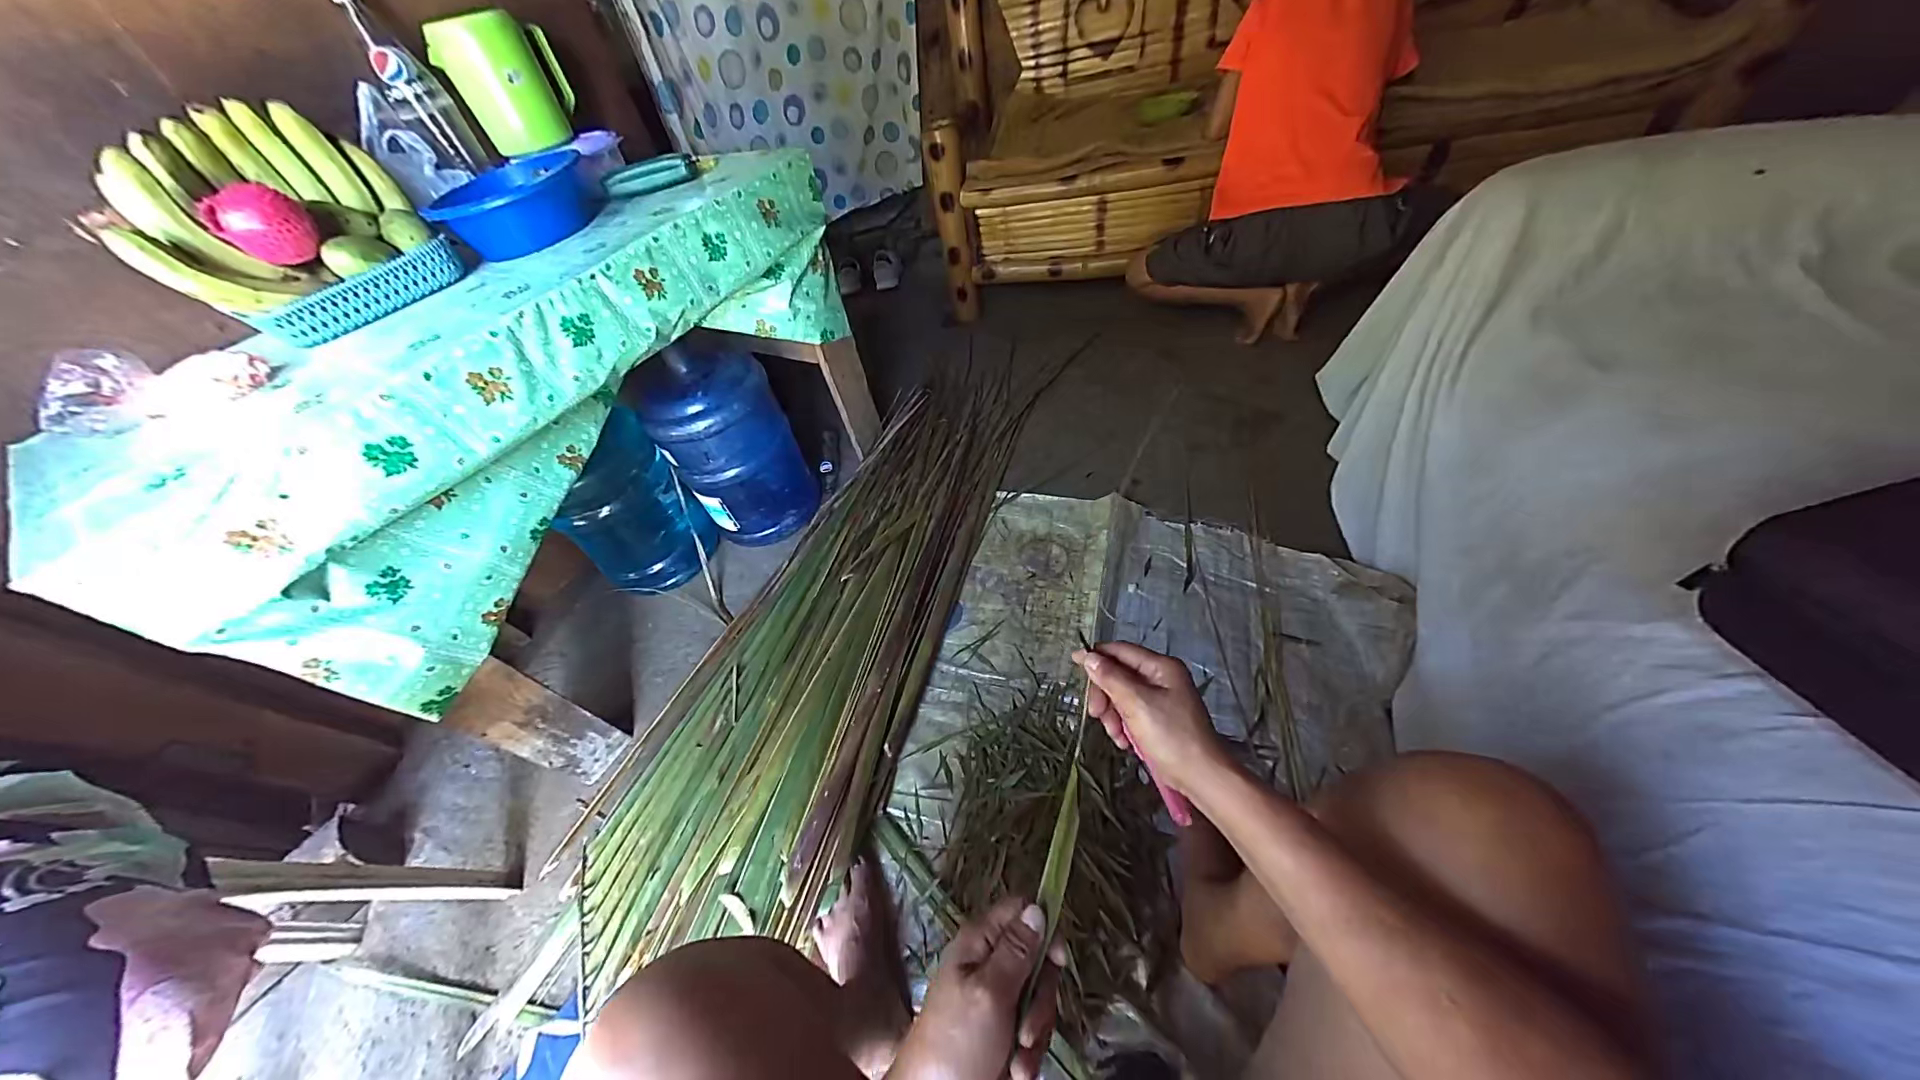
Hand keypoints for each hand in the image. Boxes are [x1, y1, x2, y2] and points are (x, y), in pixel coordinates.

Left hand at [888, 898, 1065, 1079]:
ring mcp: (998, 1000)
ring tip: (1017, 1059)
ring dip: (1036, 1032)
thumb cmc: (958, 1042)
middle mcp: (989, 965)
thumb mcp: (989, 992)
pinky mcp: (1005, 1033)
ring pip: (1040, 998)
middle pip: (1037, 958)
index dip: (1044, 927)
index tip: (1056, 960)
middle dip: (1041, 998)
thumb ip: (1016, 951)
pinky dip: (1030, 1055)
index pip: (1019, 910)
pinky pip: (1034, 1030)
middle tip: (1026, 1026)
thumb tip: (1037, 907)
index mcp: (979, 943)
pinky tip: (1017, 1072)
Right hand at [1072, 642, 1232, 797]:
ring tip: (1116, 735)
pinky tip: (1125, 741)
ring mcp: (1161, 699)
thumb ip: (1111, 678)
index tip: (1074, 664)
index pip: (1121, 651)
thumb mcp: (1137, 704)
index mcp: (1161, 667)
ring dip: (1112, 714)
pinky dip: (1123, 726)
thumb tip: (1088, 657)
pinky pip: (1131, 714)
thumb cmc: (1172, 737)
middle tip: (1096, 714)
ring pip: (1122, 696)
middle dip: (1105, 694)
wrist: (1202, 777)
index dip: (1097, 656)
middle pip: (1119, 675)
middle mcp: (1161, 678)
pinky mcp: (1159, 720)